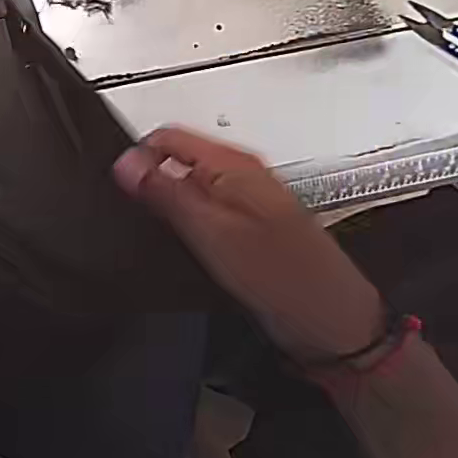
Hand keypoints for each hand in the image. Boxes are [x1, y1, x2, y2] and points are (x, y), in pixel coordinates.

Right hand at [115, 127, 382, 362]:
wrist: (330, 320)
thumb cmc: (285, 278)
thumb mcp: (210, 232)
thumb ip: (166, 193)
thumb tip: (126, 164)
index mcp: (233, 165)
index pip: (166, 137)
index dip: (138, 160)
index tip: (127, 190)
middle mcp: (242, 174)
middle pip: (176, 158)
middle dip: (152, 183)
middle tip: (149, 219)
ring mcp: (246, 198)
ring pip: (188, 185)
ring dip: (169, 205)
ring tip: (172, 236)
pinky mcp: (247, 222)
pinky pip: (203, 208)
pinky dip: (187, 222)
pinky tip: (191, 248)